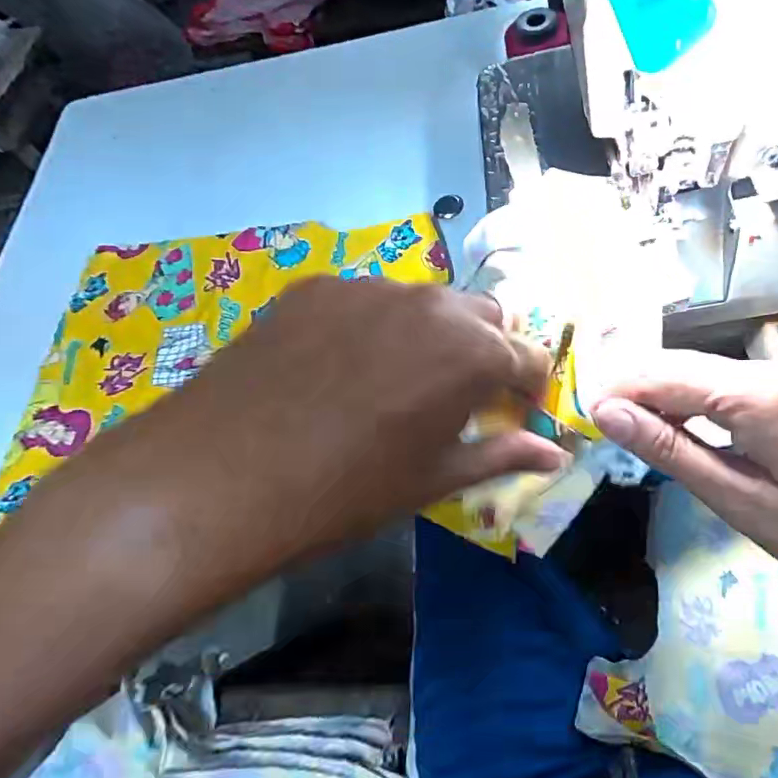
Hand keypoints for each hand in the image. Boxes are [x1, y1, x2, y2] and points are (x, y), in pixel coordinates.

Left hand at [8, 277, 568, 570]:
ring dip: (430, 335)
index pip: (529, 356)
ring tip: (394, 382)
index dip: (529, 388)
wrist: (222, 475)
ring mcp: (367, 287)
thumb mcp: (433, 479)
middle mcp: (429, 303)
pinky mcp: (315, 288)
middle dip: (486, 353)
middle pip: (483, 318)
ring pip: (424, 303)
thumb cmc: (346, 490)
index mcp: (472, 352)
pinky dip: (373, 327)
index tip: (515, 414)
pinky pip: (366, 300)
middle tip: (459, 399)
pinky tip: (338, 369)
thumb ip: (501, 456)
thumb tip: (555, 455)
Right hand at [592, 350, 777, 612]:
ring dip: (656, 397)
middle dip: (632, 391)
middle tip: (595, 428)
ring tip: (622, 431)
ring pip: (695, 373)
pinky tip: (670, 428)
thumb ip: (669, 449)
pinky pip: (719, 387)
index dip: (616, 392)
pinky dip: (686, 403)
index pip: (662, 374)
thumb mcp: (736, 499)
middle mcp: (764, 373)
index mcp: (753, 394)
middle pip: (676, 365)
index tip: (580, 418)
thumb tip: (606, 412)